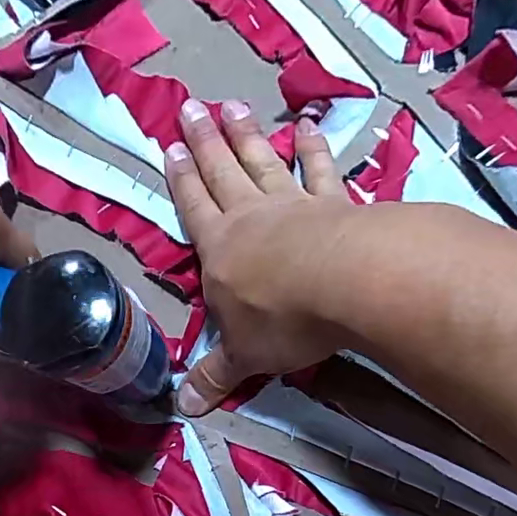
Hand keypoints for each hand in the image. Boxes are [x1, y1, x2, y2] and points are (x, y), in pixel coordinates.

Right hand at [163, 99, 361, 415]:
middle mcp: (251, 218)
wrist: (345, 283)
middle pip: (222, 172)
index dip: (181, 180)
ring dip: (248, 135)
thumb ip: (215, 376)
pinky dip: (314, 149)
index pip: (193, 208)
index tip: (171, 146)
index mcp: (220, 249)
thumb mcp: (243, 356)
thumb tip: (183, 411)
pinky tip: (308, 127)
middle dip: (205, 141)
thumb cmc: (282, 319)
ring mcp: (293, 205)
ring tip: (233, 104)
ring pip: (263, 162)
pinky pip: (320, 171)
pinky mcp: (334, 204)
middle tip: (192, 106)